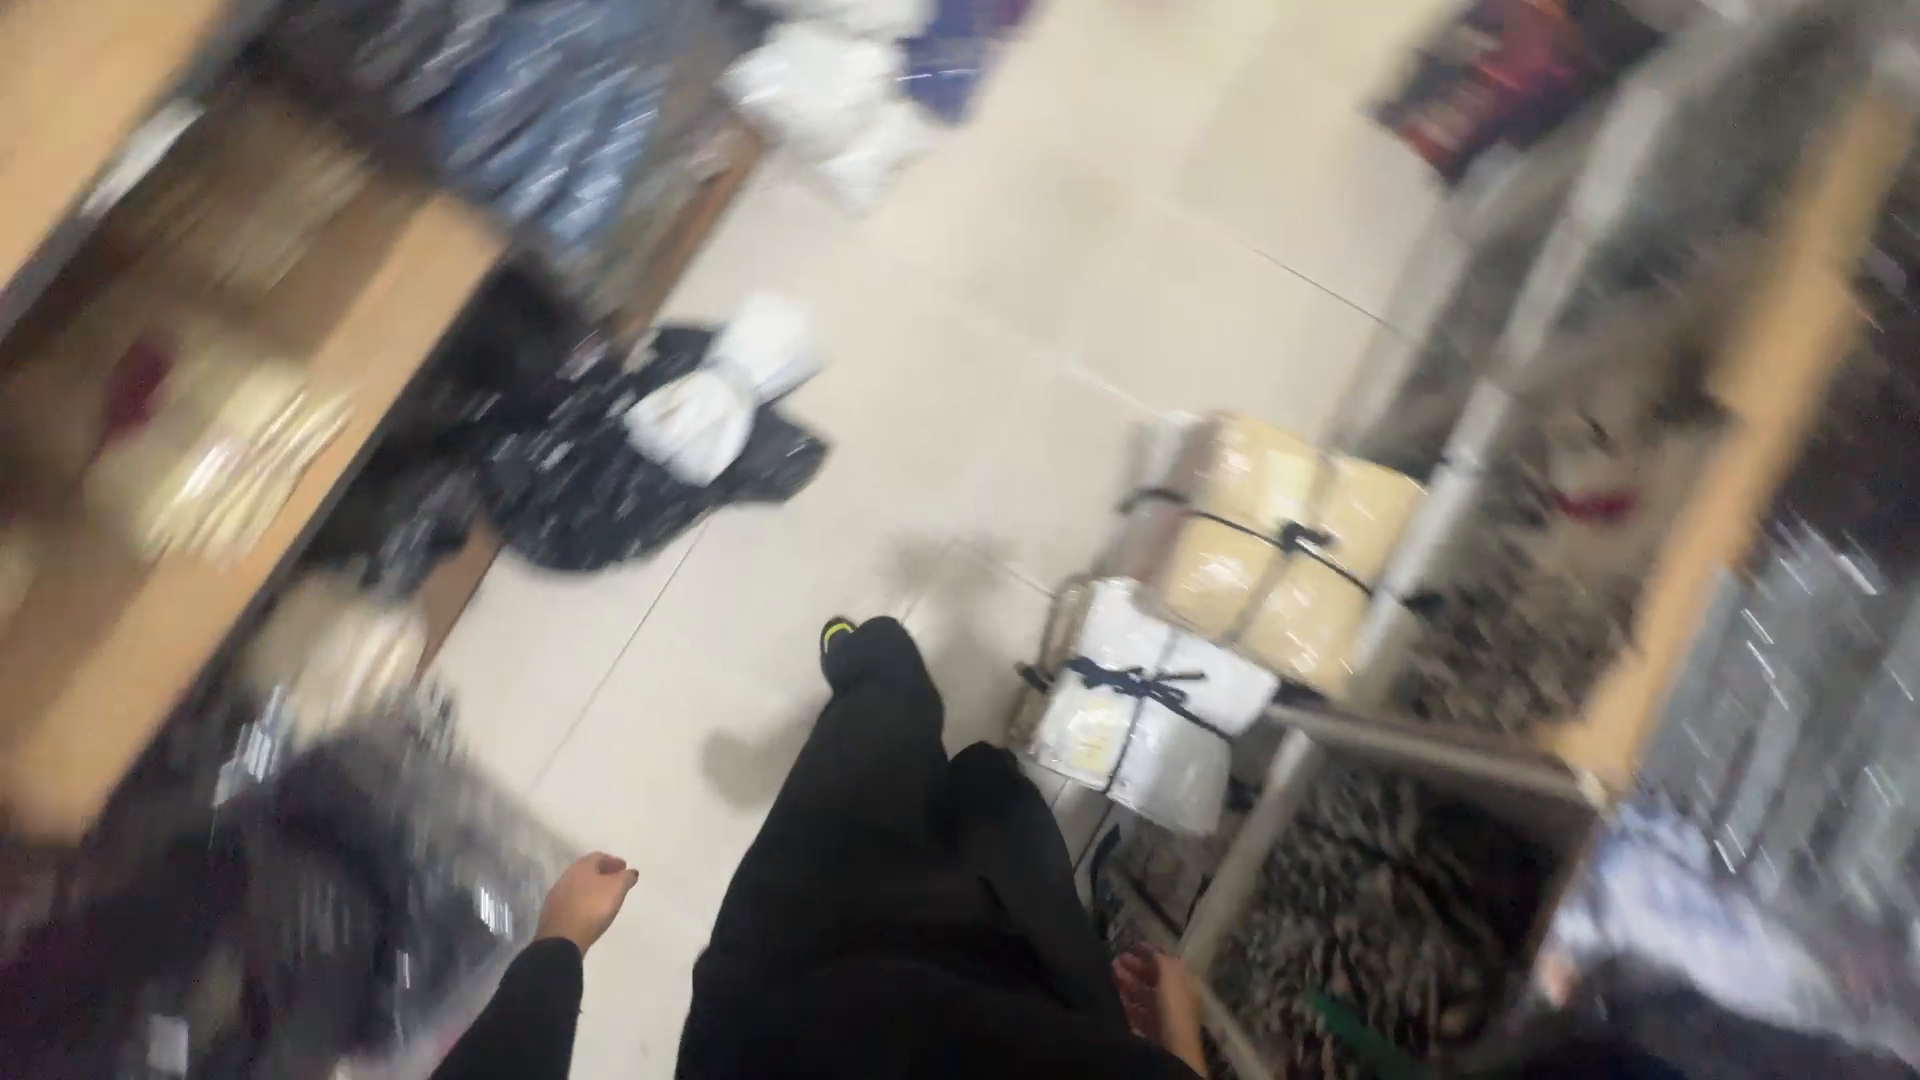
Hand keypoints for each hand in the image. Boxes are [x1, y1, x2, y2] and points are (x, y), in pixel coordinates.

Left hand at [535, 852, 638, 955]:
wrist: (561, 941)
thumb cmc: (593, 907)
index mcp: (581, 866)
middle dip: (602, 875)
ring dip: (591, 890)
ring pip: (578, 887)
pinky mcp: (551, 916)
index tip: (624, 869)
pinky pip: (571, 903)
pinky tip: (589, 912)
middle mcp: (566, 877)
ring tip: (604, 899)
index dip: (613, 861)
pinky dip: (582, 903)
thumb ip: (626, 877)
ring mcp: (556, 897)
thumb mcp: (617, 888)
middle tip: (615, 882)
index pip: (598, 856)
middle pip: (586, 871)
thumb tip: (631, 872)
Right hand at [1113, 944, 1207, 1075]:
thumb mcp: (1169, 974)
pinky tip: (1117, 995)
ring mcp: (1165, 1017)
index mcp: (1185, 983)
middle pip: (1154, 979)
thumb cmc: (1174, 1006)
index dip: (1151, 952)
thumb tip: (1150, 950)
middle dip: (1135, 967)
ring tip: (1112, 972)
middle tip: (1116, 959)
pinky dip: (1128, 1003)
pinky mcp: (1153, 1033)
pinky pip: (1139, 1013)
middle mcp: (1177, 999)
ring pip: (1144, 995)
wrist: (1173, 1050)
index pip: (1167, 963)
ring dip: (1128, 982)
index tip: (1132, 945)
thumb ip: (1159, 958)